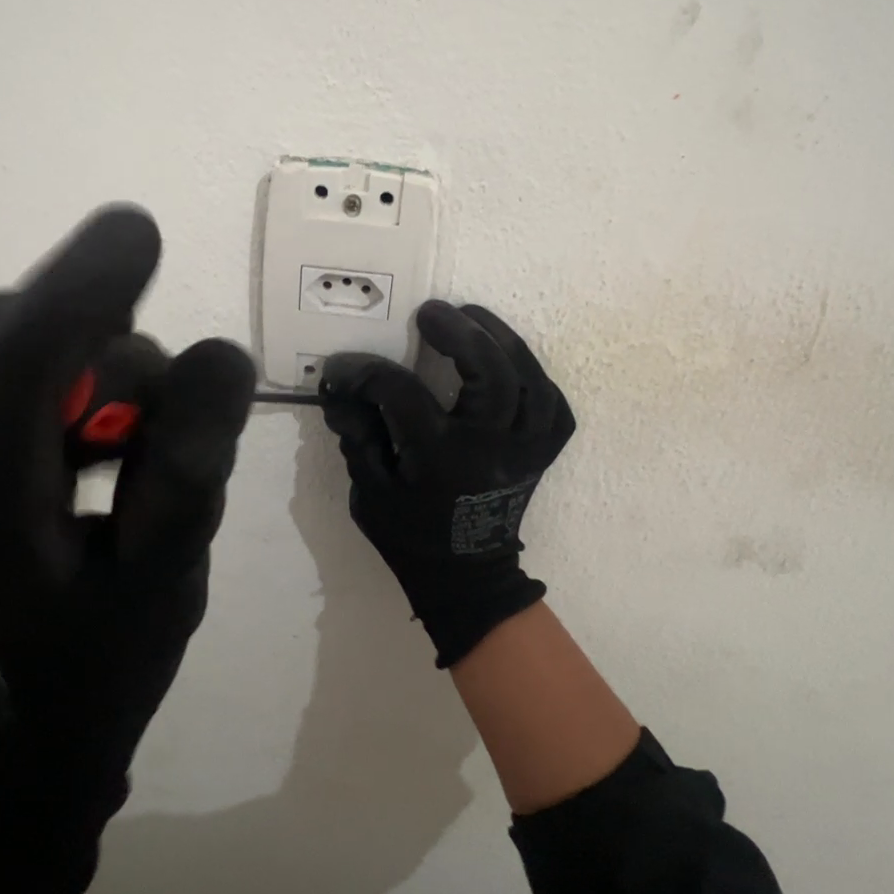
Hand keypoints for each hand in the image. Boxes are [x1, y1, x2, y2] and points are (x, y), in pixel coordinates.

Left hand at [0, 205, 254, 893]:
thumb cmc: (100, 676)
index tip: (139, 233)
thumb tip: (219, 356)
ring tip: (95, 363)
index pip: (13, 376)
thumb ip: (191, 468)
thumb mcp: (170, 582)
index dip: (76, 290)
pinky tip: (48, 390)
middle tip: (133, 318)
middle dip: (58, 314)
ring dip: (19, 330)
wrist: (2, 763)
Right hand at [320, 300, 574, 667]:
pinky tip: (511, 363)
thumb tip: (340, 390)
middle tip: (430, 312)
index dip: (366, 372)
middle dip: (459, 332)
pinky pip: (552, 406)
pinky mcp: (543, 455)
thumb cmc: (412, 538)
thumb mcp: (369, 494)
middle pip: (491, 372)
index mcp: (442, 458)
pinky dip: (535, 378)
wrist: (468, 580)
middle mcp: (491, 447)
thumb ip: (358, 438)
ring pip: (530, 379)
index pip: (402, 393)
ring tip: (473, 317)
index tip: (344, 367)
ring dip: (502, 339)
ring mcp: (525, 450)